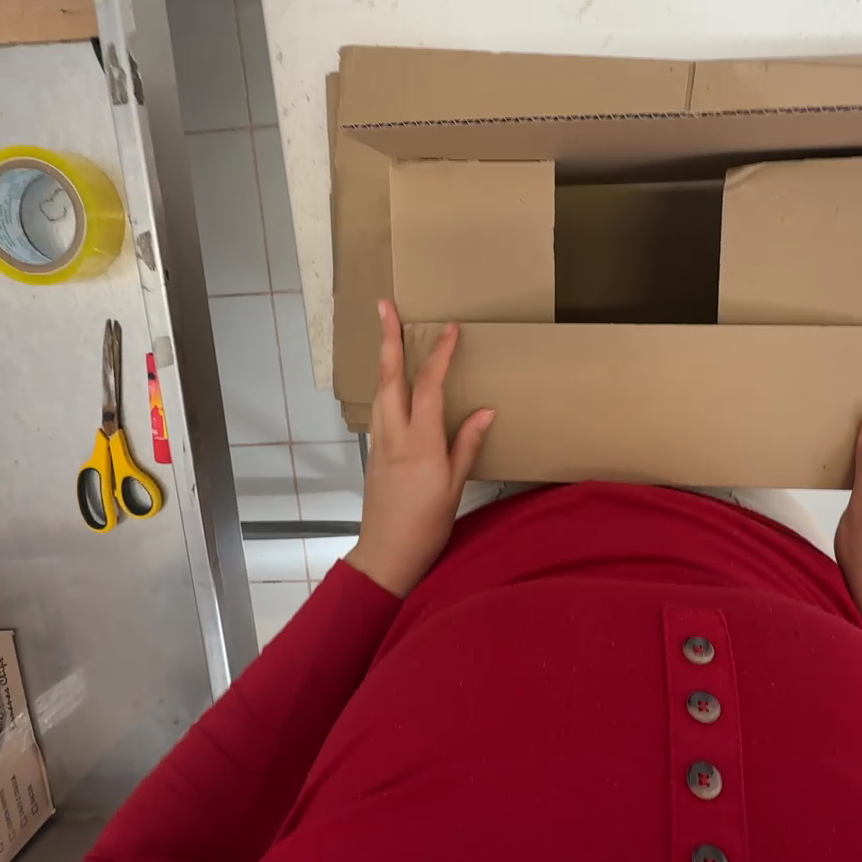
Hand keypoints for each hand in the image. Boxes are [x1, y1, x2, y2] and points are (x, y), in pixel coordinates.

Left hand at [344, 300, 494, 598]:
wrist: (386, 555)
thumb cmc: (426, 525)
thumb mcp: (455, 487)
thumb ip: (467, 445)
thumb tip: (486, 410)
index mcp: (420, 442)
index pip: (429, 387)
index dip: (439, 355)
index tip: (450, 329)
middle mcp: (394, 435)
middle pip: (390, 377)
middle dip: (388, 339)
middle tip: (384, 306)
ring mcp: (380, 442)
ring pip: (380, 390)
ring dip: (384, 357)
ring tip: (387, 332)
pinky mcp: (375, 452)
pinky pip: (379, 407)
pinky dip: (385, 384)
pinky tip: (390, 380)